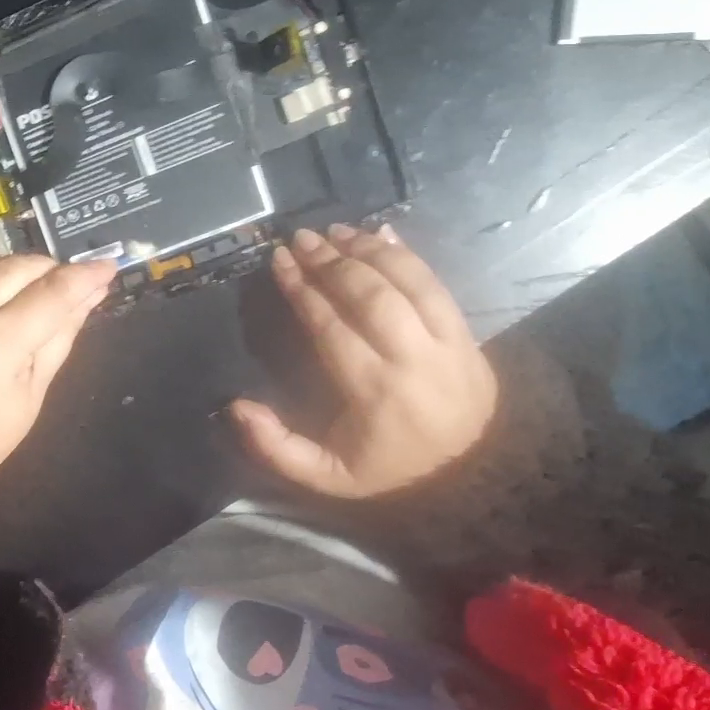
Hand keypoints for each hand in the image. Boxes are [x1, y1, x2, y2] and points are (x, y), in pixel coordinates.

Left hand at [0, 250, 116, 506]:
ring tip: (15, 285)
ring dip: (3, 263)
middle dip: (49, 269)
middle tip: (61, 285)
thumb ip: (59, 339)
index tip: (105, 268)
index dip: (86, 276)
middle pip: (16, 267)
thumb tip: (90, 295)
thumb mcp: (30, 397)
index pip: (54, 293)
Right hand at [230, 225, 496, 498]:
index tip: (280, 262)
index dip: (303, 290)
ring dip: (367, 250)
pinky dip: (407, 255)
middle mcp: (413, 359)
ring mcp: (447, 342)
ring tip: (334, 231)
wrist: (473, 478)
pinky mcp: (467, 334)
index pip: (332, 327)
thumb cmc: (389, 471)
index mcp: (373, 392)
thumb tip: (236, 407)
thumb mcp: (327, 476)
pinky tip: (380, 233)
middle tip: (300, 239)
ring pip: (407, 282)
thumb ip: (276, 447)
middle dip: (331, 262)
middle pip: (370, 296)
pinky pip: (437, 284)